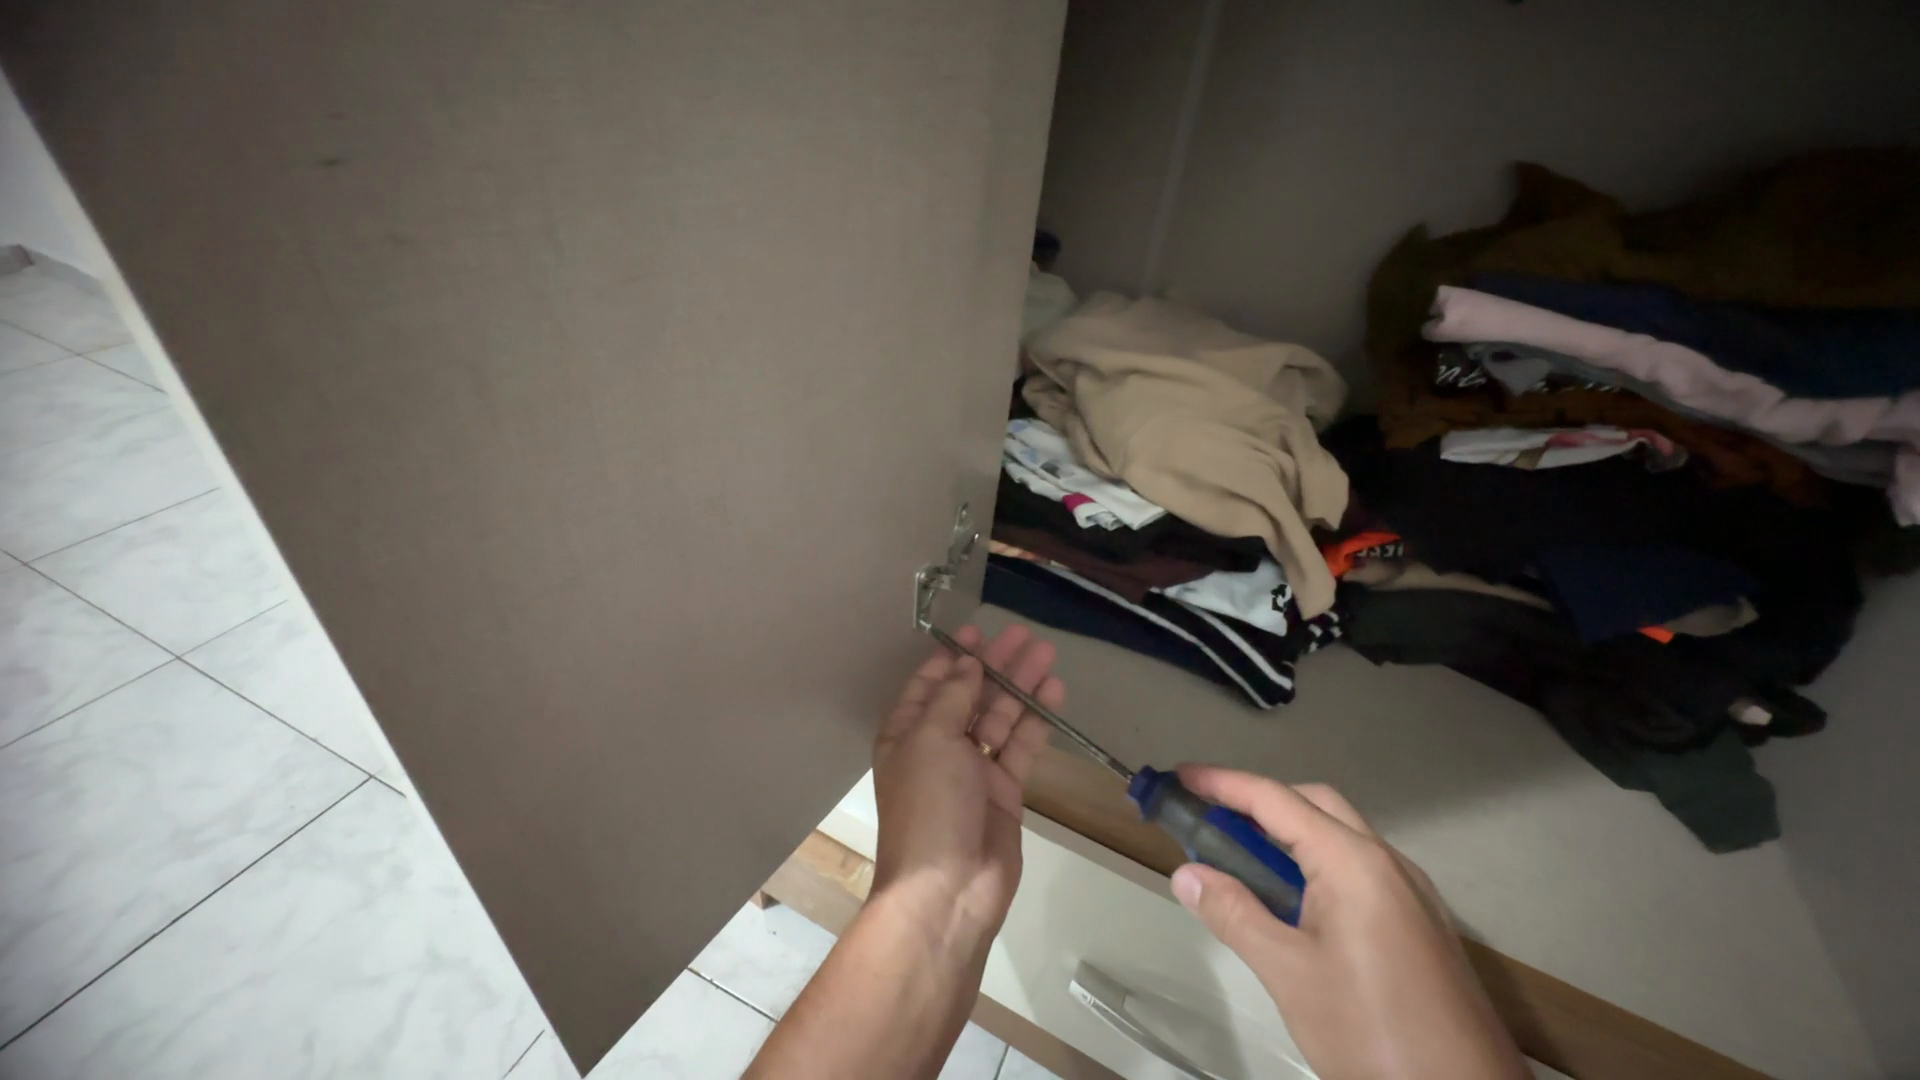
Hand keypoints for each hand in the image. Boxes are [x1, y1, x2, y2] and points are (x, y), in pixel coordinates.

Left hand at [870, 624, 1063, 944]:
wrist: (948, 889)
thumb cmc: (929, 806)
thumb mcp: (931, 741)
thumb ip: (952, 698)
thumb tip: (967, 665)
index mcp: (907, 735)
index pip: (929, 686)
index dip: (952, 658)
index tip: (977, 632)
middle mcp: (938, 749)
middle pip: (969, 696)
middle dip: (995, 665)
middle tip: (1023, 635)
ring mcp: (973, 771)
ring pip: (999, 718)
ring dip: (1020, 686)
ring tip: (1046, 653)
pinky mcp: (1004, 792)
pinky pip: (1020, 747)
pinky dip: (1036, 721)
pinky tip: (1054, 693)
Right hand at [1169, 766, 1526, 1079]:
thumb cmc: (1372, 1032)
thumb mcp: (1289, 974)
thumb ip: (1235, 914)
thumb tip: (1186, 873)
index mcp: (1353, 862)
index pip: (1276, 800)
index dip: (1222, 783)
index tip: (1180, 775)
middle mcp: (1387, 862)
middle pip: (1313, 804)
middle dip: (1258, 800)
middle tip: (1210, 817)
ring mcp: (1411, 893)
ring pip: (1340, 836)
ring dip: (1288, 832)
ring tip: (1240, 856)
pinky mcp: (1421, 924)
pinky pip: (1359, 868)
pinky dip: (1315, 862)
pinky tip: (1293, 901)